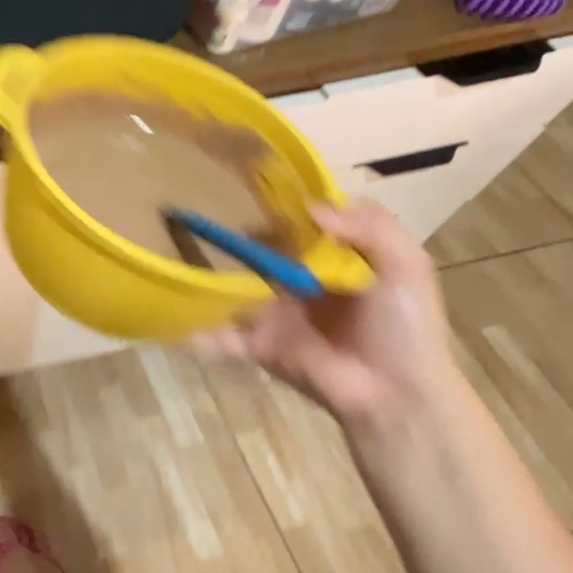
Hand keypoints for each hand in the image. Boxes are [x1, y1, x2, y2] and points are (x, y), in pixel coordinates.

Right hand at [185, 200, 458, 431]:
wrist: (395, 395)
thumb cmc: (404, 326)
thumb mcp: (406, 266)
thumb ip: (371, 226)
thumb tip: (310, 208)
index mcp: (328, 254)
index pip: (294, 218)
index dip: (271, 200)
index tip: (237, 177)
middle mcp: (294, 275)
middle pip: (252, 247)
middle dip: (224, 232)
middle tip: (187, 211)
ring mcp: (271, 308)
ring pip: (229, 285)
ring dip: (201, 276)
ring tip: (165, 257)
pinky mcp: (257, 341)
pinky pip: (220, 334)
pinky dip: (197, 332)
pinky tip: (174, 325)